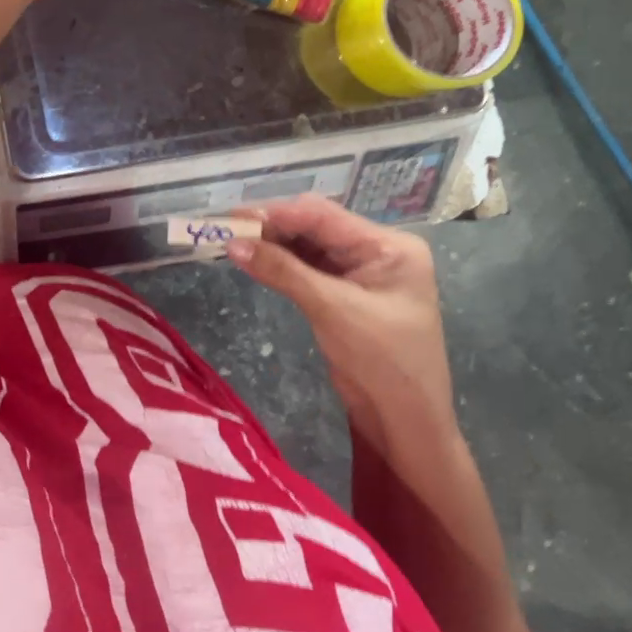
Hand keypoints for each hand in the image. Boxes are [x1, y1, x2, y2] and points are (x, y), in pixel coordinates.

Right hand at [229, 195, 456, 447]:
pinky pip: (305, 265)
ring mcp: (359, 271)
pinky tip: (253, 260)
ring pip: (306, 244)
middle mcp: (375, 250)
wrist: (404, 417)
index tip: (233, 218)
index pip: (323, 216)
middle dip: (271, 226)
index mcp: (388, 246)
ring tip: (232, 242)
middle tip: (227, 230)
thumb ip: (282, 271)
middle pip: (313, 226)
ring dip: (271, 243)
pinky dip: (279, 262)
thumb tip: (232, 244)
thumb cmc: (382, 360)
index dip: (277, 213)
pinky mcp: (342, 291)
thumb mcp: (331, 309)